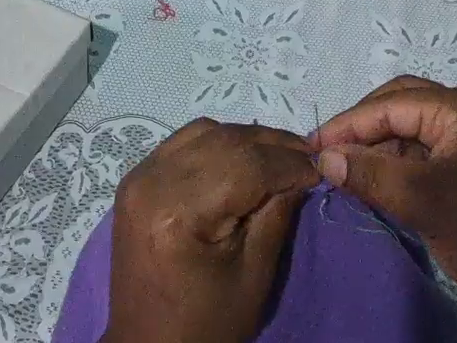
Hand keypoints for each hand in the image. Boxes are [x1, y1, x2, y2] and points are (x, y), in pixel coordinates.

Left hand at [103, 118, 319, 342]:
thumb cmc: (206, 323)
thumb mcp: (254, 275)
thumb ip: (277, 214)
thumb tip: (303, 169)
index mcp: (178, 213)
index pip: (246, 165)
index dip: (288, 162)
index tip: (320, 167)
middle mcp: (152, 182)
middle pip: (225, 141)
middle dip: (272, 144)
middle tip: (307, 156)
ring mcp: (140, 176)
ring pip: (205, 132)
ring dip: (246, 139)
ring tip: (279, 155)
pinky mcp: (136, 177)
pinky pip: (184, 141)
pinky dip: (217, 142)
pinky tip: (241, 156)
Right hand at [313, 76, 456, 342]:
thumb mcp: (425, 202)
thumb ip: (372, 174)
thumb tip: (324, 157)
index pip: (391, 103)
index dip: (348, 124)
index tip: (311, 149)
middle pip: (400, 104)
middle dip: (362, 127)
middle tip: (326, 154)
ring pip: (411, 128)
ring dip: (379, 145)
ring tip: (345, 169)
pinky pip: (426, 149)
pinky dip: (398, 161)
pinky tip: (377, 181)